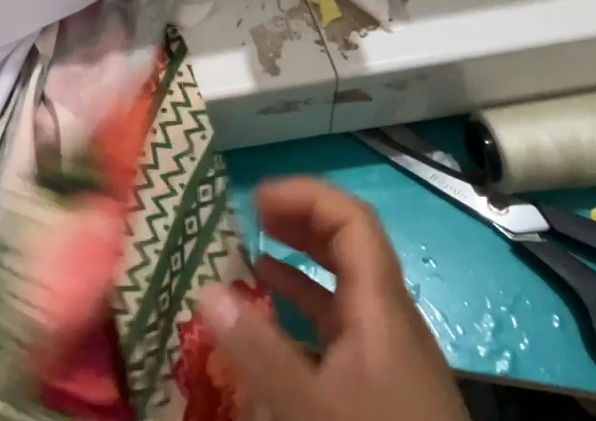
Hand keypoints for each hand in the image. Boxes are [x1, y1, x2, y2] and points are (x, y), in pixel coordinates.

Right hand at [196, 177, 467, 420]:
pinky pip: (339, 318)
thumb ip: (260, 351)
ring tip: (250, 249)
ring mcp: (387, 349)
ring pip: (344, 281)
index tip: (255, 198)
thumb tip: (206, 290)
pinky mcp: (381, 379)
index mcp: (382, 306)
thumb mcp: (313, 406)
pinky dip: (303, 300)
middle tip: (248, 214)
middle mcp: (389, 317)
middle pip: (349, 243)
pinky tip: (271, 309)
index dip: (305, 196)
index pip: (352, 220)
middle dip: (298, 218)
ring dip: (299, 257)